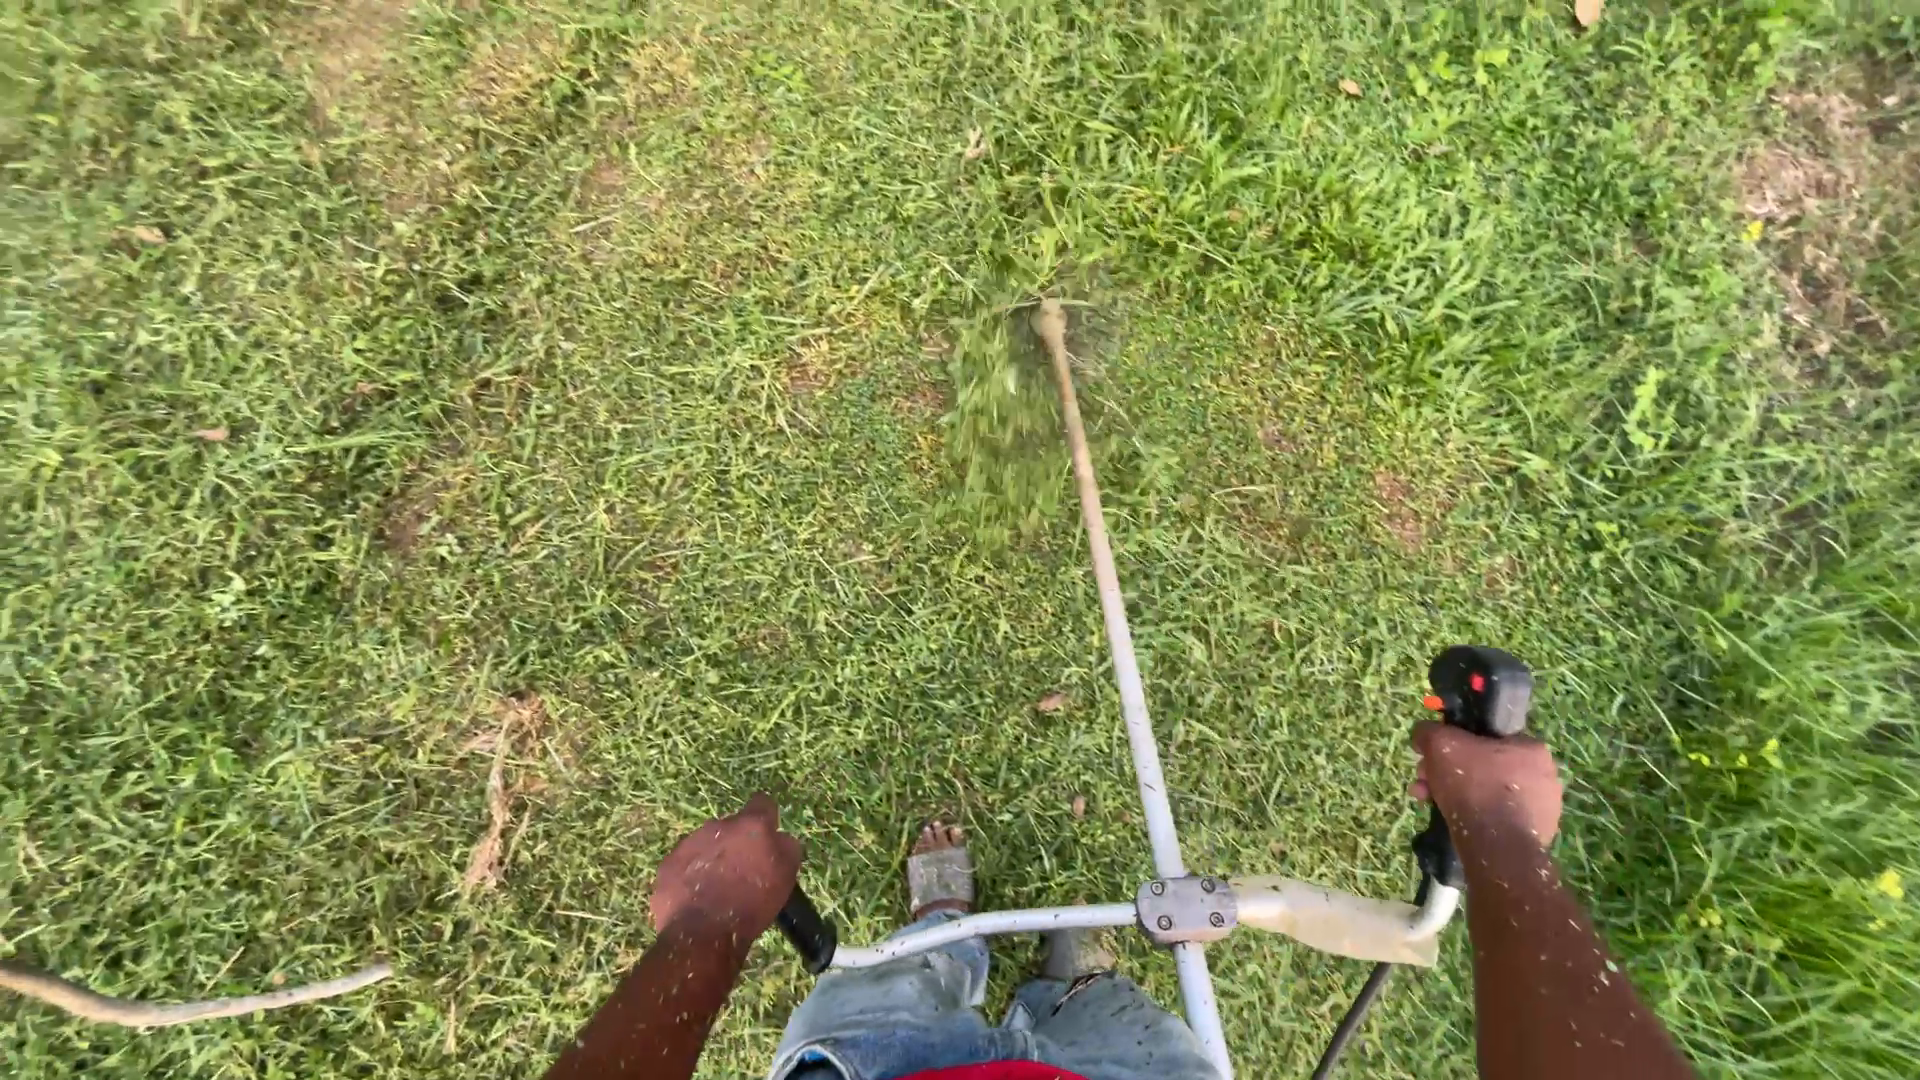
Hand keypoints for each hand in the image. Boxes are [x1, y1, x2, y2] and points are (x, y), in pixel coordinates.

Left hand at [650, 793, 802, 937]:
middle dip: (736, 843)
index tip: (765, 835)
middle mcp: (719, 825)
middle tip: (741, 871)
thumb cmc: (753, 903)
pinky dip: (690, 876)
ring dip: (713, 859)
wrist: (703, 934)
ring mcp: (689, 843)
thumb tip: (779, 838)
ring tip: (716, 889)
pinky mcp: (667, 864)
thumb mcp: (787, 874)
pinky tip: (695, 899)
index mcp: (751, 824)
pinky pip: (684, 864)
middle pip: (731, 826)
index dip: (766, 817)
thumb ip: (786, 847)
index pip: (762, 803)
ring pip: (706, 844)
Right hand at [1410, 722, 1562, 848]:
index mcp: (1530, 748)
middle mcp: (1544, 775)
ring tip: (1428, 800)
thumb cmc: (1472, 783)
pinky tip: (1452, 818)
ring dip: (1452, 792)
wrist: (1496, 842)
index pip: (1484, 737)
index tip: (1431, 758)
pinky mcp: (1535, 831)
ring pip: (1484, 789)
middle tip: (1424, 780)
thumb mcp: (1439, 743)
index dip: (1451, 745)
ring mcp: (1543, 806)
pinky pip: (1496, 813)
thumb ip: (1428, 731)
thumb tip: (1424, 735)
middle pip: (1479, 764)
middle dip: (1445, 772)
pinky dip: (1472, 812)